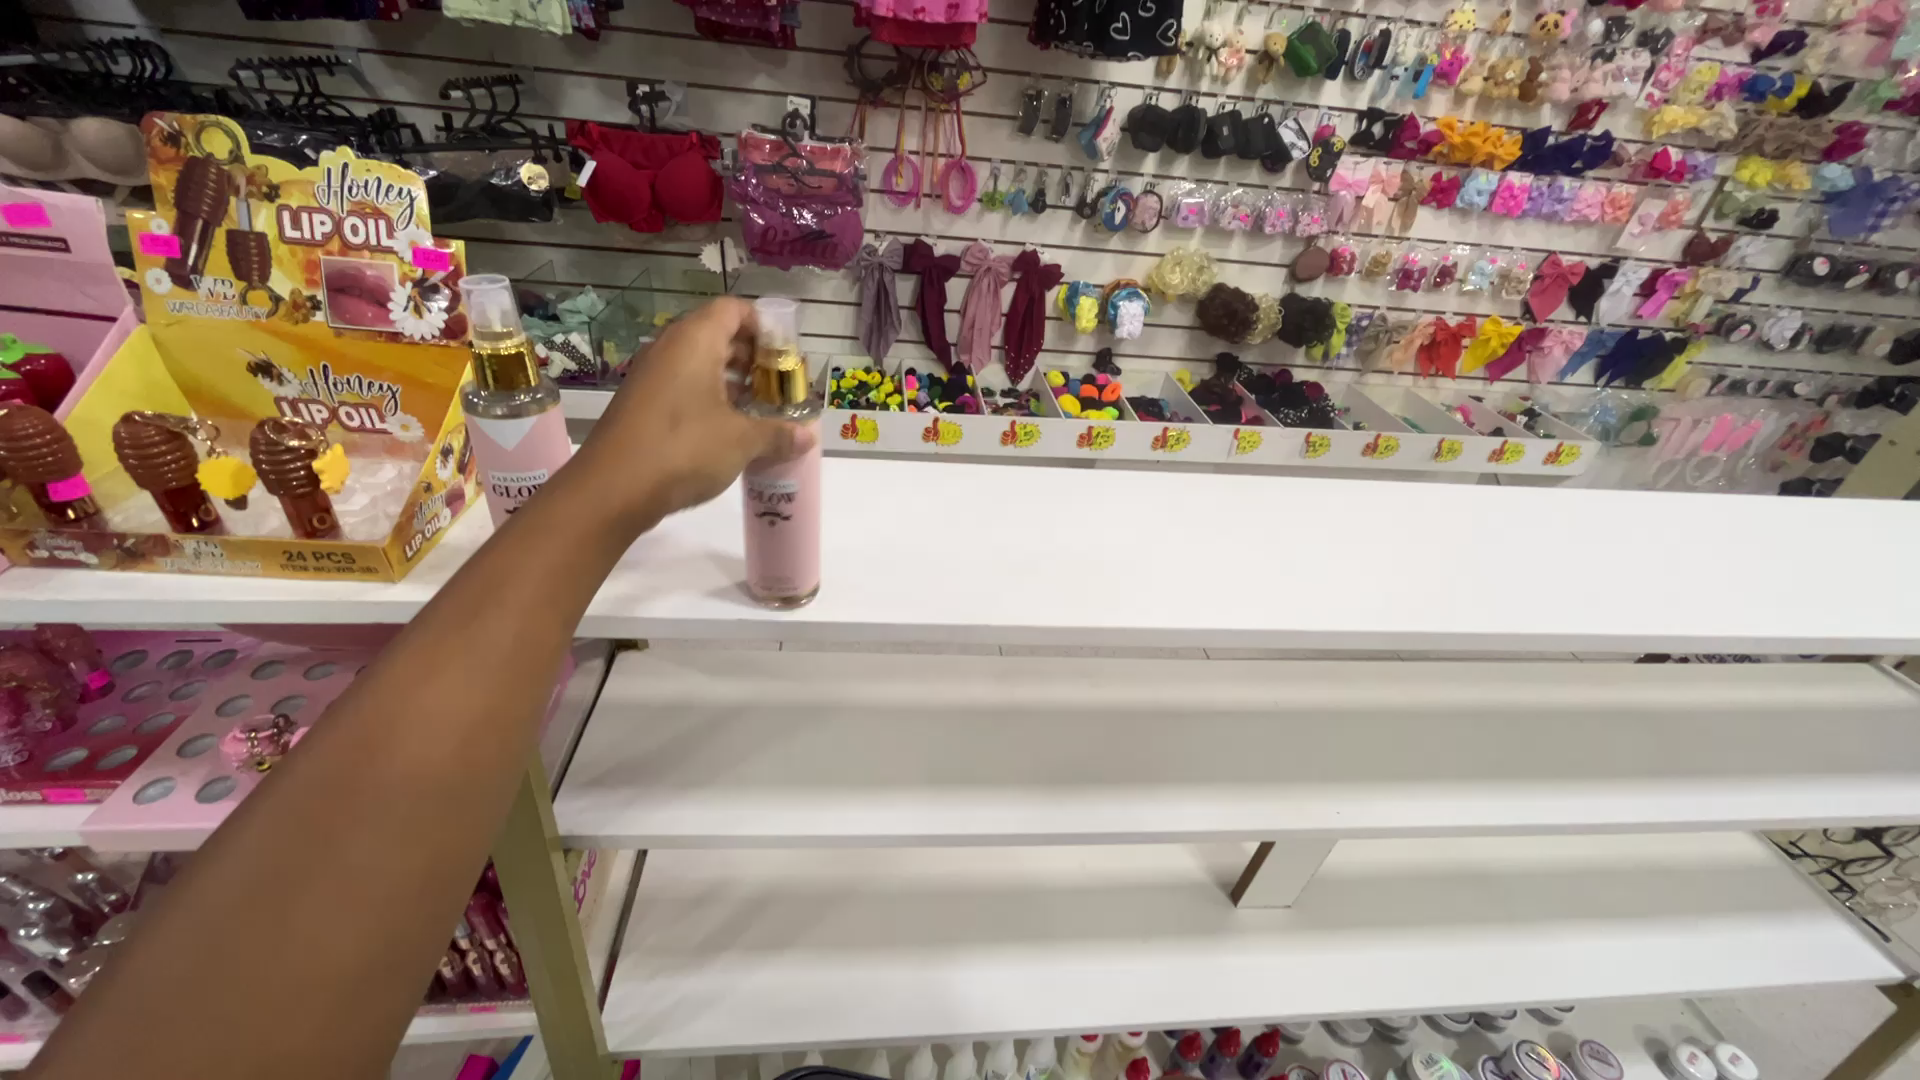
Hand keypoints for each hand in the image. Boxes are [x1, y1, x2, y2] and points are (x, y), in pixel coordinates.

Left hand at [575, 297, 816, 532]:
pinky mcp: (644, 404)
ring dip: (733, 382)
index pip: (733, 309)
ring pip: (701, 364)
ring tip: (762, 409)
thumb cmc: (683, 449)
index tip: (787, 355)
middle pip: (718, 335)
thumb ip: (778, 434)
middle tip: (780, 386)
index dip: (764, 325)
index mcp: (694, 341)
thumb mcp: (742, 441)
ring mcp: (652, 377)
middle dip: (753, 357)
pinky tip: (731, 430)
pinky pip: (685, 387)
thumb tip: (807, 437)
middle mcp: (670, 349)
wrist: (613, 489)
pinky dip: (711, 399)